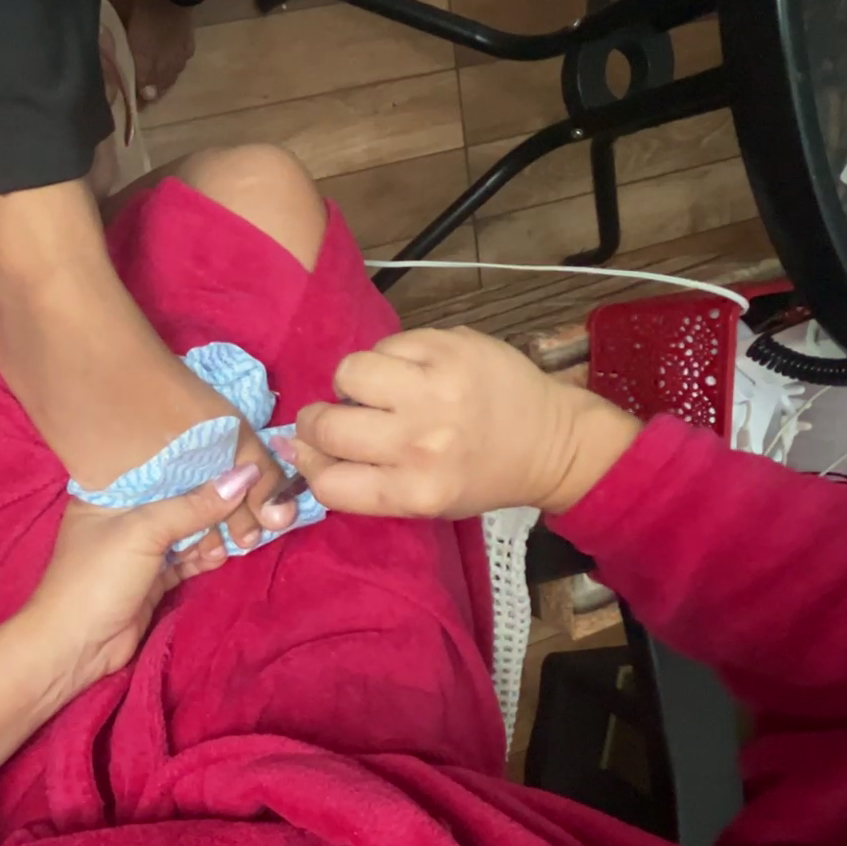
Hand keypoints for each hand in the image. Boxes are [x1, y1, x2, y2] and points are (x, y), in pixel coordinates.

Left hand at [16, 462, 258, 702]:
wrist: (73, 648)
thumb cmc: (97, 578)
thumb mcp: (144, 532)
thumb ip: (195, 505)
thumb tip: (247, 474)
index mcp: (109, 489)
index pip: (163, 463)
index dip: (202, 461)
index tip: (243, 458)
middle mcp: (125, 512)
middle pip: (181, 497)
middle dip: (216, 501)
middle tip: (251, 507)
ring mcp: (141, 546)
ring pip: (189, 528)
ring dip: (216, 531)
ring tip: (243, 534)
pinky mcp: (155, 576)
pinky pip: (190, 556)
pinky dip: (209, 554)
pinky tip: (227, 553)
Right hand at [273, 327, 640, 518]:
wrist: (552, 441)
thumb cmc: (479, 477)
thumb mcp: (421, 501)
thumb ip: (359, 481)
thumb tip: (293, 447)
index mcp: (414, 492)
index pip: (327, 483)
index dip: (310, 465)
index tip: (316, 452)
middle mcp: (422, 443)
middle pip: (327, 426)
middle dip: (318, 420)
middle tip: (338, 416)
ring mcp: (436, 389)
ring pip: (349, 372)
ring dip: (353, 382)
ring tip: (379, 390)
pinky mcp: (450, 346)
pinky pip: (385, 344)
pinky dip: (389, 357)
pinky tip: (412, 370)